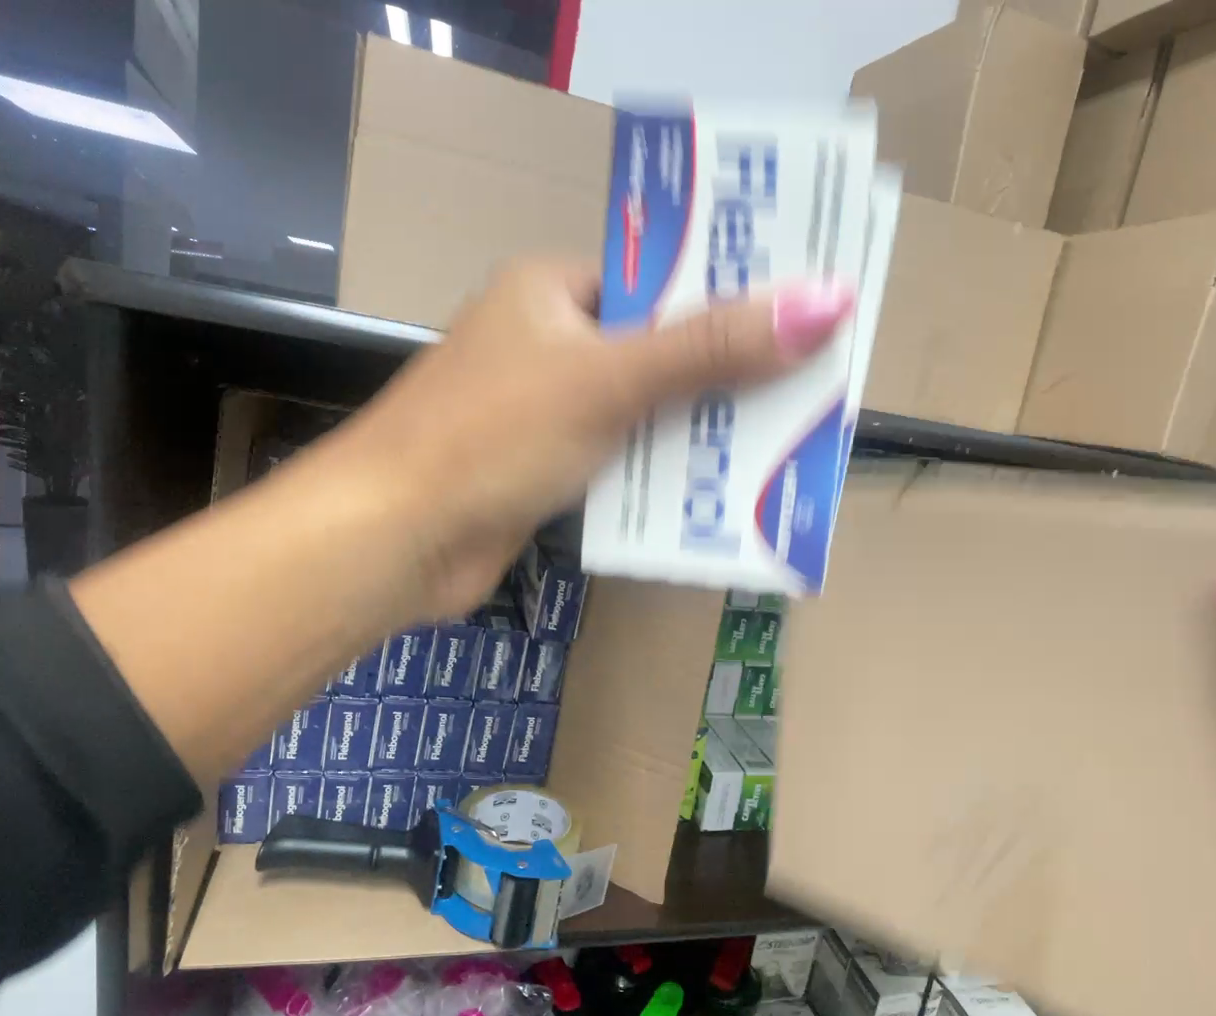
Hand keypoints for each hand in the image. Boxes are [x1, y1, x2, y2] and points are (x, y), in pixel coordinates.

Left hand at [312, 257, 854, 617]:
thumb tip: (824, 301)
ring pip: (645, 410)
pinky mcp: (545, 471)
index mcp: (550, 290)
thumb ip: (711, 347)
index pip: (656, 276)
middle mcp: (547, 341)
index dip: (728, 291)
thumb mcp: (609, 381)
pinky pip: (623, 461)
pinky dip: (665, 475)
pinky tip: (724, 490)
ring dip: (702, 431)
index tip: (803, 311)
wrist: (392, 540)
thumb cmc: (491, 437)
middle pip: (659, 347)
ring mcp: (545, 410)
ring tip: (789, 439)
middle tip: (813, 384)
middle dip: (727, 372)